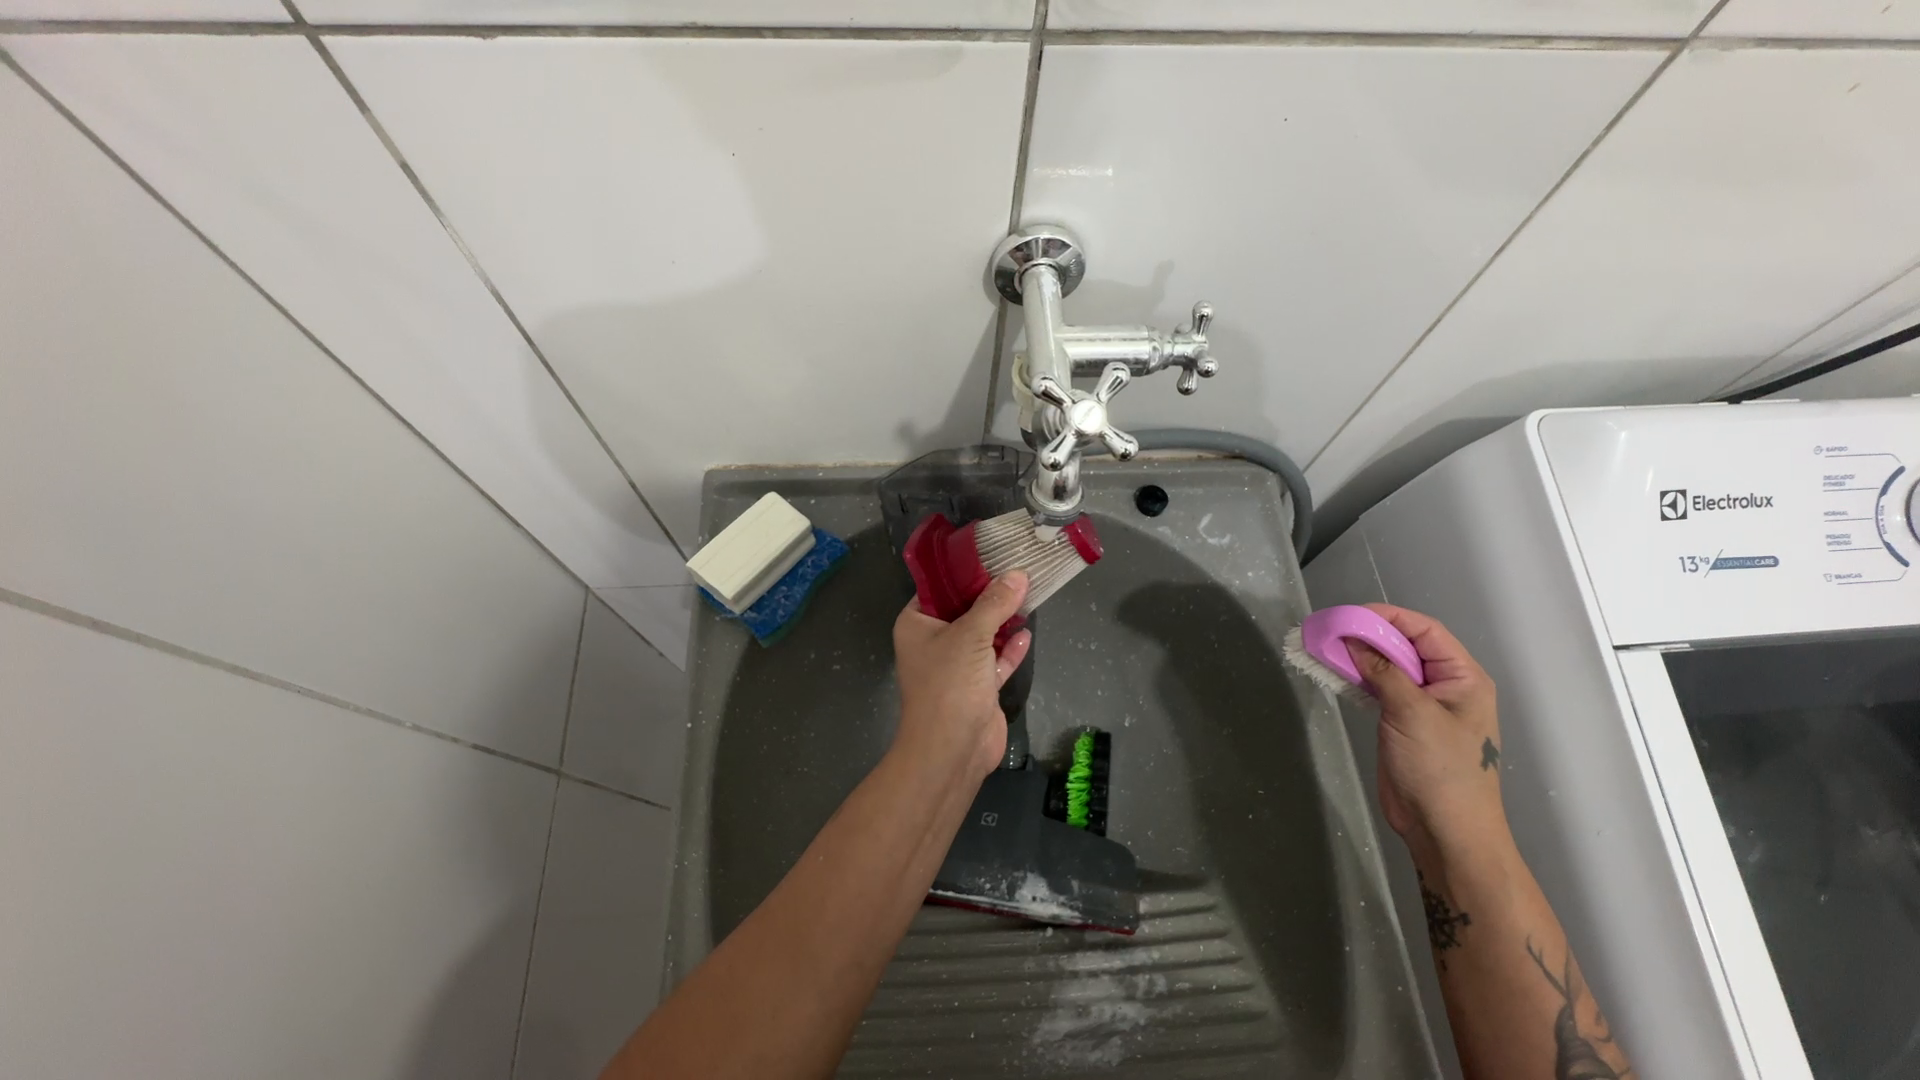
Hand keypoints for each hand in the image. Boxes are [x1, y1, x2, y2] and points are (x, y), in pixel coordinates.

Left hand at [891, 572, 1033, 780]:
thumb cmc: (950, 684)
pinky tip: (1026, 634)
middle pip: (964, 609)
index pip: (938, 587)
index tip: (993, 552)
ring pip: (982, 635)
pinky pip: (995, 660)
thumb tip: (1017, 574)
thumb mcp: (971, 635)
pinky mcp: (977, 688)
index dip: (964, 571)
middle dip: (990, 594)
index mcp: (916, 624)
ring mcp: (956, 666)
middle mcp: (933, 642)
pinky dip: (1009, 649)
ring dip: (1002, 620)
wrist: (952, 749)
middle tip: (1019, 569)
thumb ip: (994, 603)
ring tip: (1029, 593)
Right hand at [1347, 604, 1506, 857]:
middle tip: (1328, 630)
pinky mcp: (1401, 722)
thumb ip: (1383, 672)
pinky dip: (1357, 677)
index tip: (1347, 615)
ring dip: (1358, 656)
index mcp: (1463, 677)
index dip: (1386, 617)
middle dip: (1367, 635)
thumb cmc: (1440, 769)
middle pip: (1404, 645)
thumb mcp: (1413, 714)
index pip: (1424, 630)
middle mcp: (1445, 685)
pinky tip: (1334, 672)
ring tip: (1324, 646)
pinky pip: (1379, 688)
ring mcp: (1422, 704)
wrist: (1444, 830)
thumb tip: (1352, 639)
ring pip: (1388, 666)